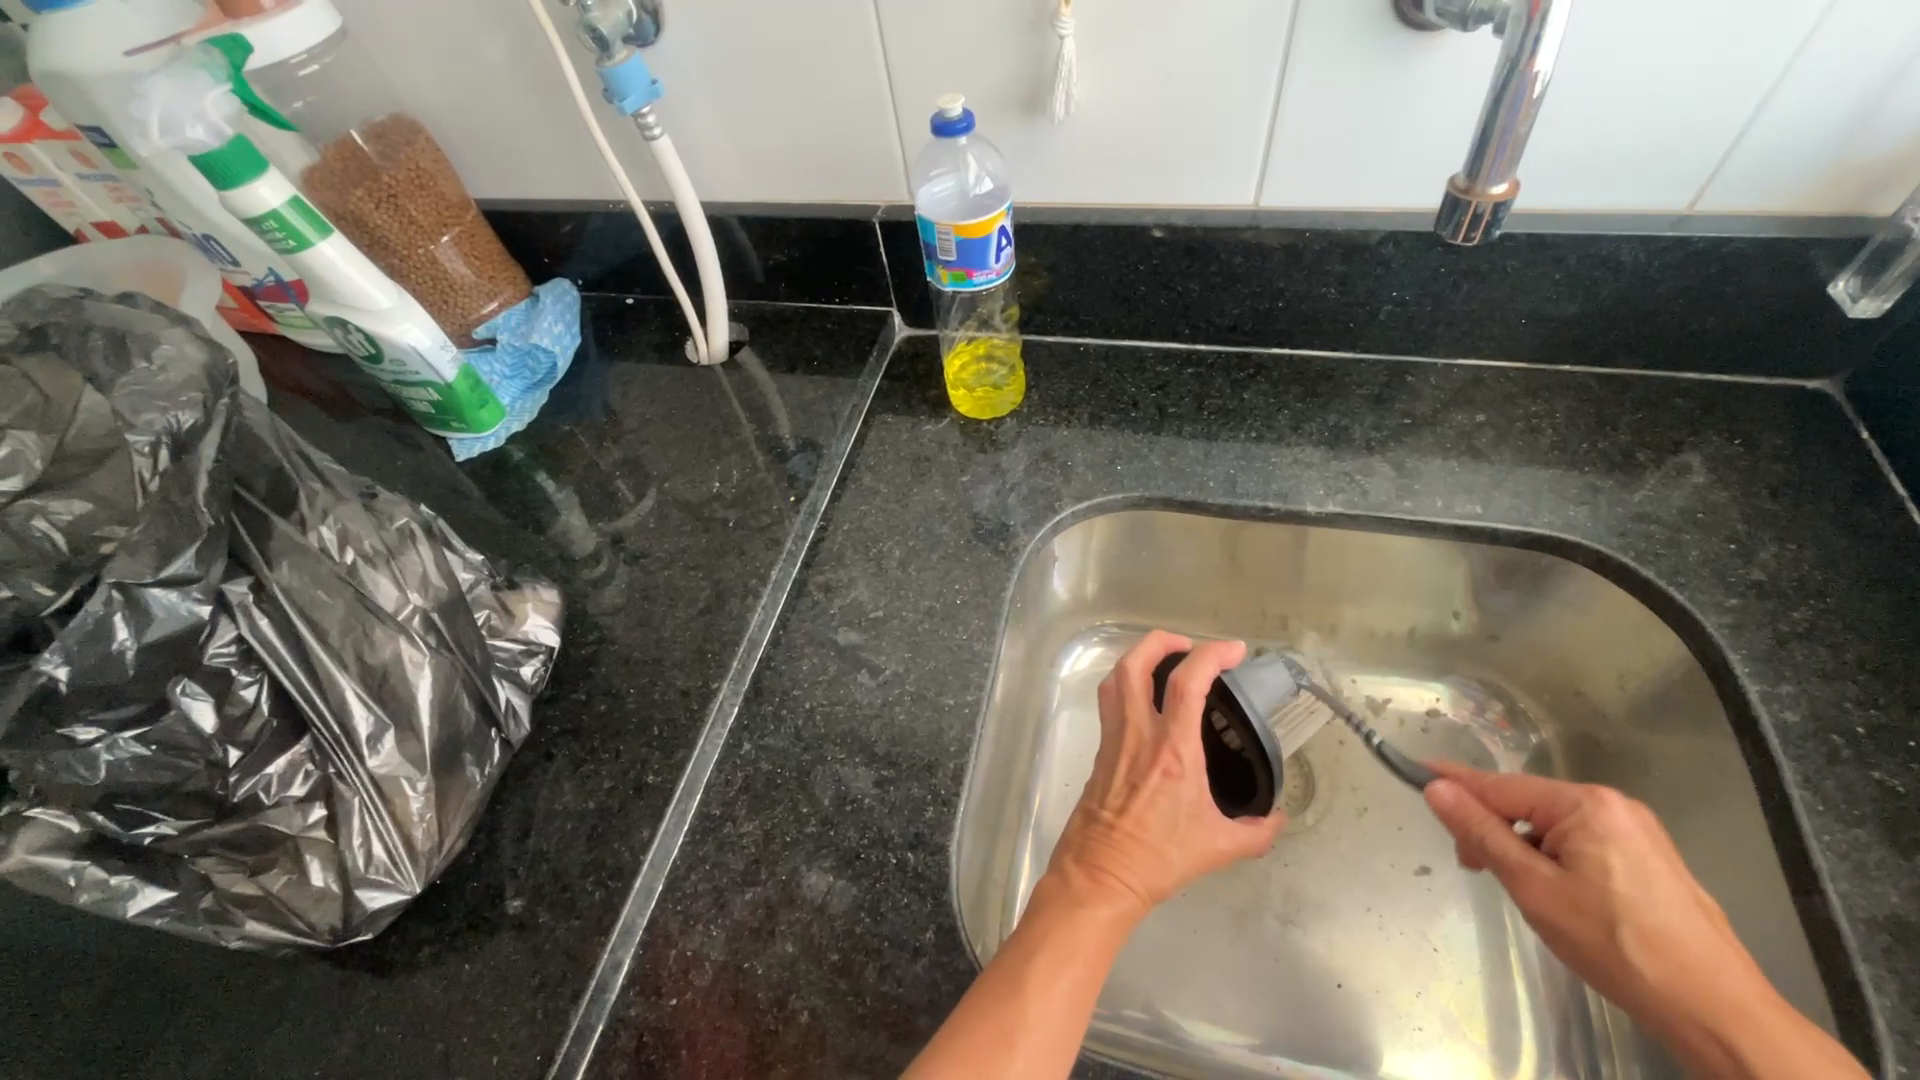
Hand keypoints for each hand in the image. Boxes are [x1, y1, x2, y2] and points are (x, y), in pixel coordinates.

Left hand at [1047, 632, 1287, 920]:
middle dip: (1161, 641)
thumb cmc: (1160, 858)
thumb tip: (1278, 819)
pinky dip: (1125, 686)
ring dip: (1138, 658)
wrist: (1101, 875)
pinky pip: (1109, 704)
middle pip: (1136, 665)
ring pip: (1114, 679)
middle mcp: (1138, 734)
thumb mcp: (1219, 848)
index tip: (1235, 650)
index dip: (1212, 654)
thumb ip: (1257, 831)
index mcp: (1172, 749)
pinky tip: (1145, 701)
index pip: (1187, 682)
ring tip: (1164, 661)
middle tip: (1189, 645)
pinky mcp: (1099, 752)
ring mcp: (1113, 740)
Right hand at [1422, 765, 1774, 1034]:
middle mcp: (1613, 805)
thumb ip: (1481, 832)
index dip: (1455, 782)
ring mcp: (1637, 831)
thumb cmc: (1613, 943)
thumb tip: (1437, 788)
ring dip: (1522, 846)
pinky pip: (1581, 841)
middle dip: (1491, 826)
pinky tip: (1554, 891)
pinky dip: (1553, 857)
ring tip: (1517, 887)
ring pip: (1553, 824)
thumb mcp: (1532, 887)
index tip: (1415, 772)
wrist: (1712, 1006)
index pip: (1499, 785)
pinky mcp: (1649, 858)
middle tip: (1472, 866)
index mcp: (1585, 804)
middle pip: (1526, 802)